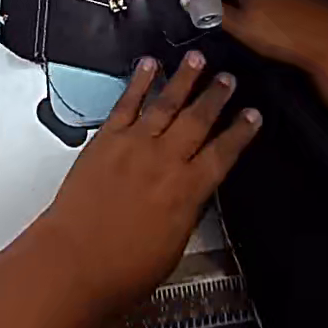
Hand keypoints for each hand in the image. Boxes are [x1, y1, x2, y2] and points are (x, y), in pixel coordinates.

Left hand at [34, 52, 260, 316]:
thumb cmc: (122, 270)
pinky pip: (127, 102)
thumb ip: (186, 210)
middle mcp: (164, 161)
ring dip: (183, 78)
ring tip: (197, 58)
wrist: (74, 263)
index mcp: (186, 192)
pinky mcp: (107, 137)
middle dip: (215, 96)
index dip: (240, 132)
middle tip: (228, 77)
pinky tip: (149, 63)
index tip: (253, 114)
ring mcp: (134, 144)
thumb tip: (194, 190)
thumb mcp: (172, 247)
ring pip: (166, 103)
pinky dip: (139, 81)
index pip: (222, 154)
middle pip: (197, 120)